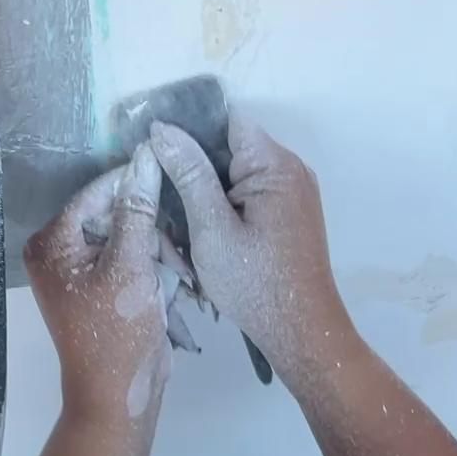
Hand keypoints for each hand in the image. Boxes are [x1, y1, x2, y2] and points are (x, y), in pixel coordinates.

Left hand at [23, 144, 173, 429]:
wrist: (122, 397)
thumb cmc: (118, 333)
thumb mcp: (130, 266)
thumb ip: (138, 210)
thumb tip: (145, 157)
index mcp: (53, 242)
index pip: (96, 193)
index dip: (133, 181)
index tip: (171, 168)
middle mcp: (60, 249)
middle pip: (114, 212)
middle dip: (150, 228)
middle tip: (175, 245)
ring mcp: (81, 267)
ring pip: (129, 232)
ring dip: (157, 247)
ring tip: (177, 270)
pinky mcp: (102, 282)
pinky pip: (130, 255)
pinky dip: (153, 263)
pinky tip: (173, 277)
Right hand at [149, 116, 347, 386]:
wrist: (302, 334)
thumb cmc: (255, 284)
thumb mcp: (211, 228)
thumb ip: (188, 173)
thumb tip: (162, 128)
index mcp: (275, 164)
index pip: (227, 120)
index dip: (190, 127)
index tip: (155, 145)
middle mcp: (290, 168)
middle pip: (231, 143)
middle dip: (195, 160)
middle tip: (158, 182)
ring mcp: (293, 190)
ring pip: (237, 168)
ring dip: (207, 184)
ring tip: (176, 207)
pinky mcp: (289, 210)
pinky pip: (249, 189)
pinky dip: (224, 200)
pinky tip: (202, 223)